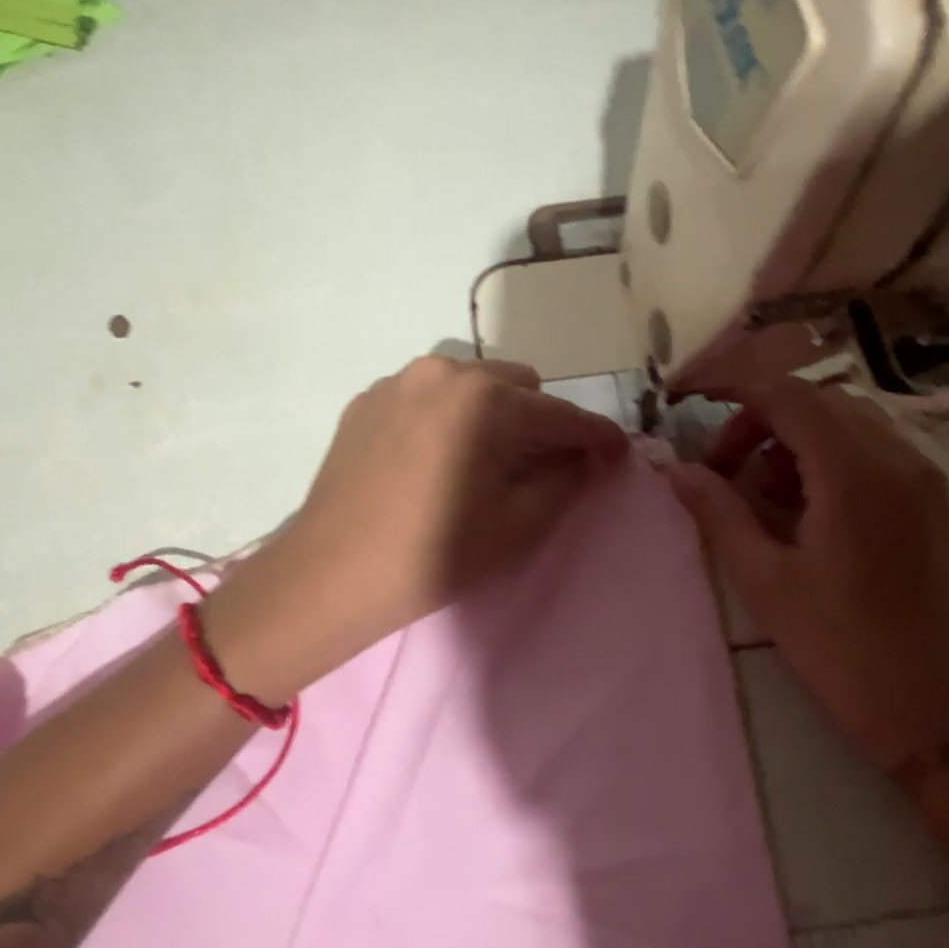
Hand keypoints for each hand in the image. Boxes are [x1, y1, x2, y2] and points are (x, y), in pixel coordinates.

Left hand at [207, 356, 628, 700]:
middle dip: (539, 421)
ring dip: (492, 414)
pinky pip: (427, 398)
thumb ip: (563, 478)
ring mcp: (398, 381)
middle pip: (516, 386)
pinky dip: (447, 419)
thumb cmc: (433, 556)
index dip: (595, 435)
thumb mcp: (516, 524)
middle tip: (543, 466)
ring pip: (470, 386)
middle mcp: (442, 371)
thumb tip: (582, 455)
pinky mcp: (367, 400)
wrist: (329, 576)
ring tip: (486, 462)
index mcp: (484, 398)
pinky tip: (436, 461)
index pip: (558, 414)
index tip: (618, 452)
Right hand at [662, 377, 948, 768]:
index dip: (736, 391)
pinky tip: (814, 514)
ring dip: (800, 440)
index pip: (790, 396)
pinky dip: (837, 461)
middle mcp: (902, 462)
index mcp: (856, 474)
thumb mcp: (765, 582)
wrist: (943, 716)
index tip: (694, 406)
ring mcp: (931, 484)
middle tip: (726, 469)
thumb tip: (677, 467)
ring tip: (767, 495)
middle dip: (763, 420)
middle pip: (822, 403)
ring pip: (855, 425)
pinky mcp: (942, 509)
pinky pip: (883, 455)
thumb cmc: (844, 651)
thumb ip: (718, 513)